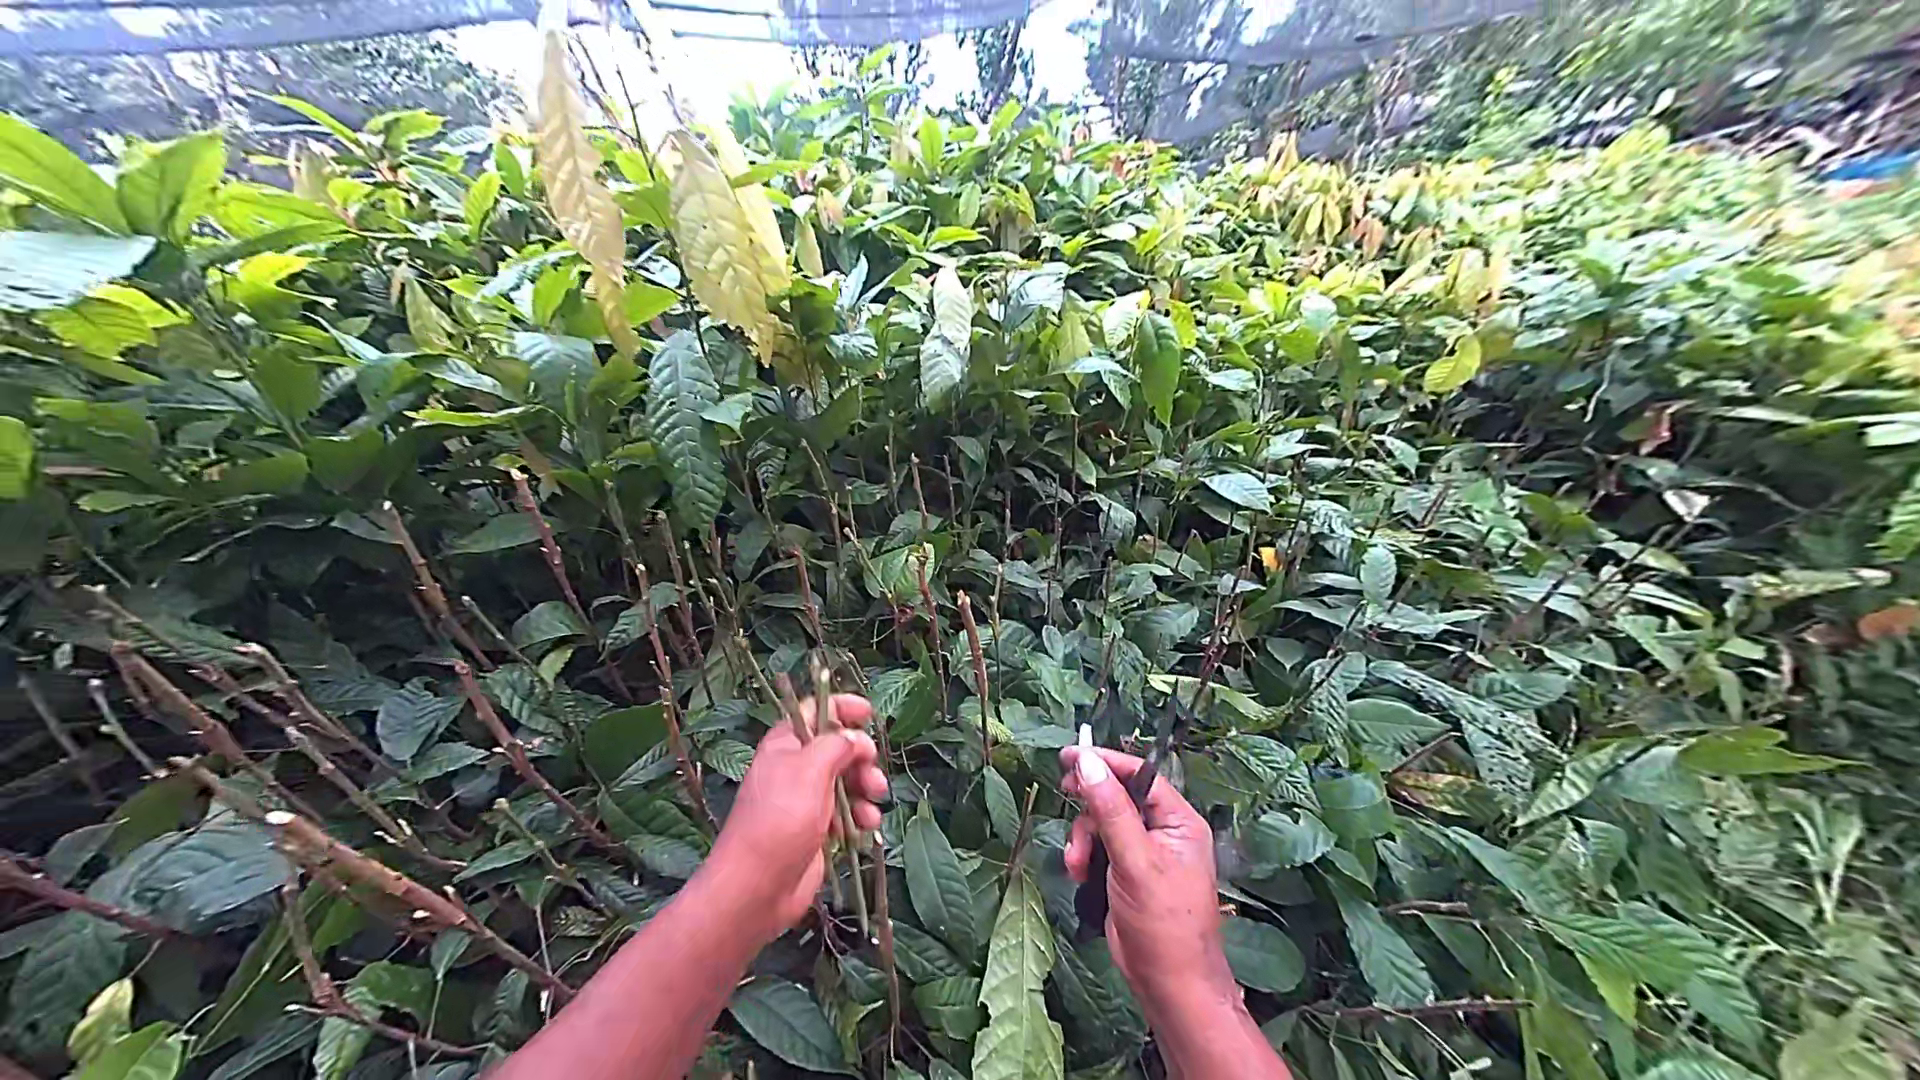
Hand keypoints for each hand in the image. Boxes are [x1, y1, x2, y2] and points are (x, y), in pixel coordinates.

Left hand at [703, 693, 887, 944]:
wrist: (756, 888)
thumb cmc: (780, 819)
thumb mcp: (809, 770)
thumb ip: (837, 744)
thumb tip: (857, 738)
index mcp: (787, 744)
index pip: (816, 710)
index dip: (843, 707)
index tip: (870, 714)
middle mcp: (797, 767)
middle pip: (839, 746)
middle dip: (862, 757)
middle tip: (872, 773)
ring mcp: (807, 798)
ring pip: (848, 779)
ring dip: (866, 787)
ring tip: (873, 802)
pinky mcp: (818, 827)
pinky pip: (848, 810)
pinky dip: (861, 814)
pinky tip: (867, 826)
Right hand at [1059, 746, 1237, 1019]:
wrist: (1169, 987)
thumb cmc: (1164, 924)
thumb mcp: (1135, 860)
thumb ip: (1111, 809)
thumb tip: (1088, 762)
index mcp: (1179, 820)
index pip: (1139, 775)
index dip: (1105, 762)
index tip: (1071, 755)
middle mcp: (1163, 830)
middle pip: (1118, 794)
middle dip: (1090, 801)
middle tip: (1065, 790)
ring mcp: (1144, 851)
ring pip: (1103, 820)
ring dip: (1084, 836)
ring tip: (1078, 861)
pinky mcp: (1127, 870)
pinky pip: (1099, 845)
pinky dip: (1085, 854)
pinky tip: (1080, 872)